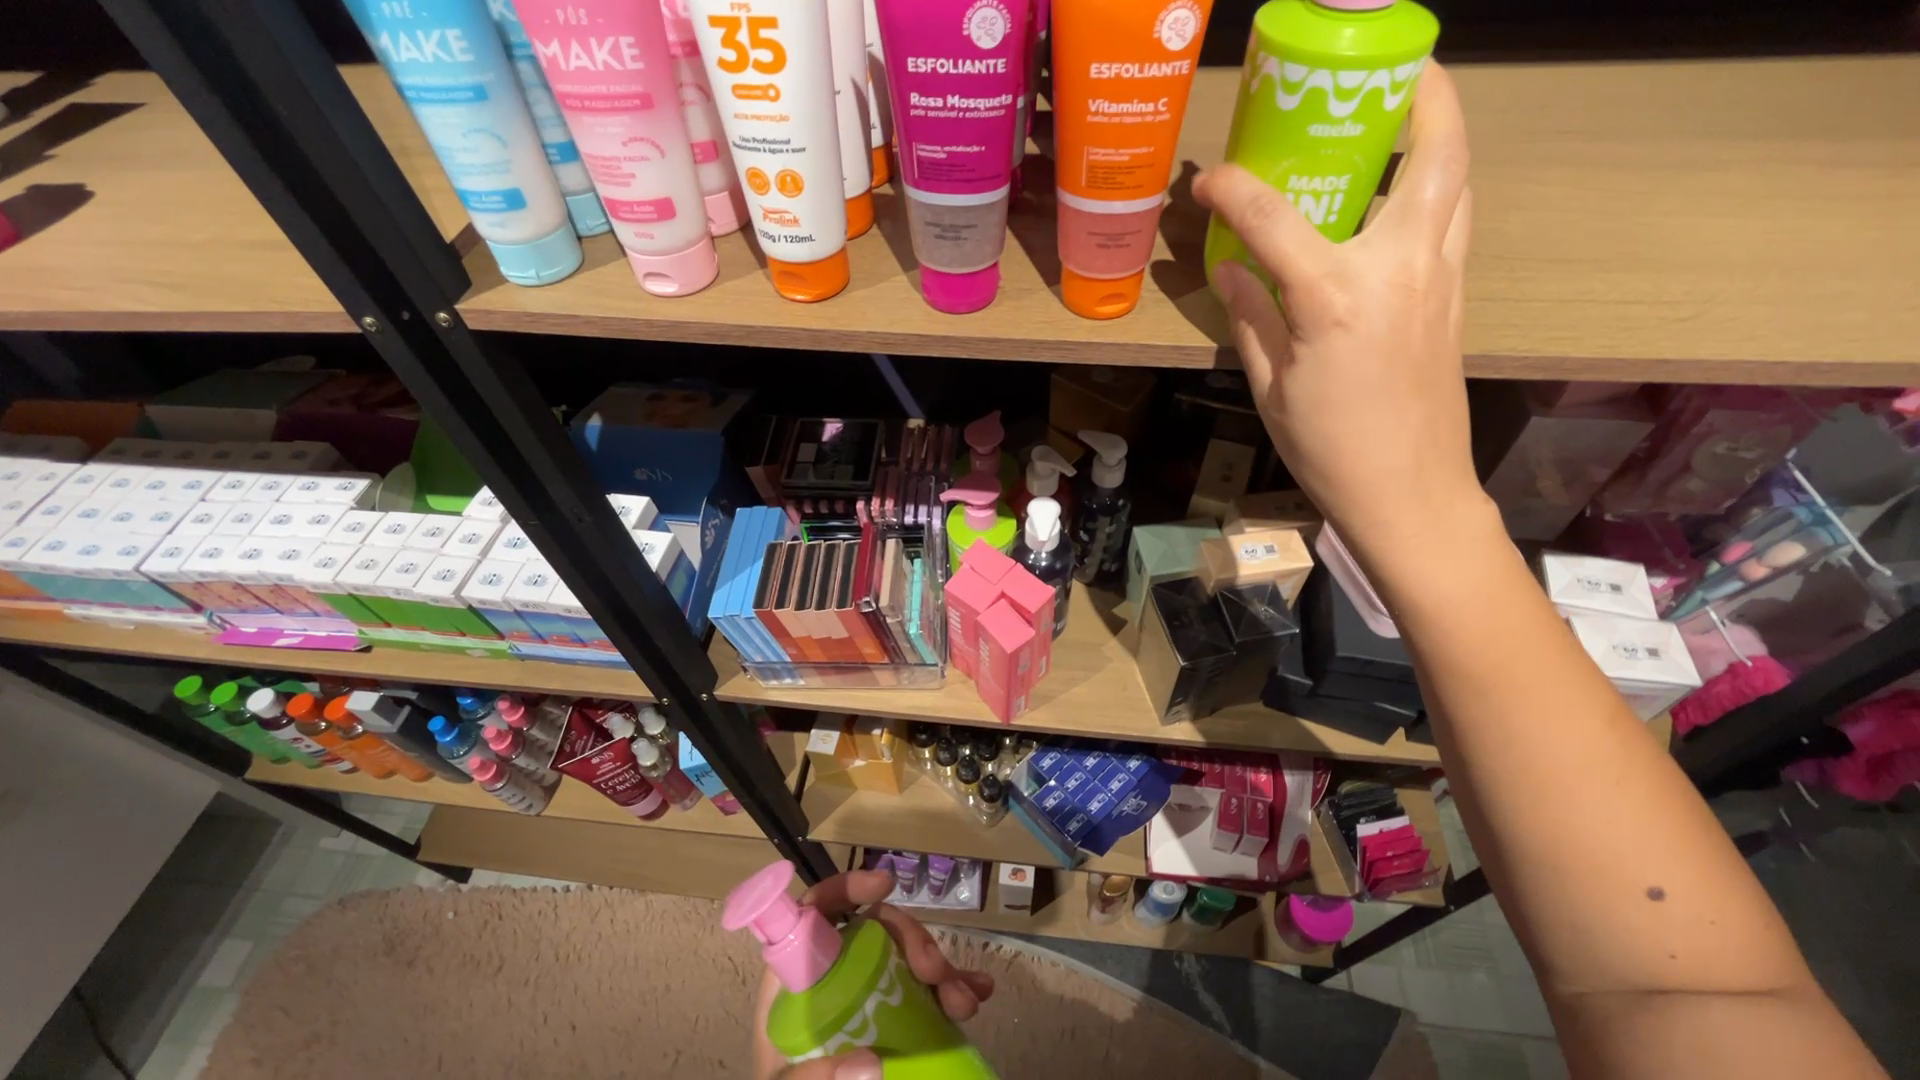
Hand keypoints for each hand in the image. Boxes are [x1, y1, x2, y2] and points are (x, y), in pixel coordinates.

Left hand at [753, 868, 994, 1079]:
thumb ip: (811, 1077)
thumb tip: (869, 1064)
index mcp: (799, 977)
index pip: (817, 912)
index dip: (848, 888)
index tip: (885, 885)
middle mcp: (836, 971)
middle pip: (875, 929)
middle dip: (913, 939)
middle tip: (936, 972)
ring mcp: (870, 989)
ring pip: (908, 954)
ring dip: (943, 968)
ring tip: (966, 1000)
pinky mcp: (898, 1012)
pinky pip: (929, 986)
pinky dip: (955, 984)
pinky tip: (978, 993)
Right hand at [1194, 62, 1483, 564]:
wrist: (1410, 494)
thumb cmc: (1328, 449)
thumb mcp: (1269, 386)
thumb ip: (1251, 316)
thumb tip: (1232, 269)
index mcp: (1336, 296)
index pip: (1272, 217)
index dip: (1231, 189)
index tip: (1206, 181)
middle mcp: (1401, 269)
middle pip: (1436, 156)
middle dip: (1425, 95)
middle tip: (1391, 70)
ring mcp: (1439, 280)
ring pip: (1459, 182)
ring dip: (1441, 135)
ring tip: (1403, 118)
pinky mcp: (1455, 299)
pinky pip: (1452, 222)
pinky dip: (1435, 189)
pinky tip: (1398, 201)